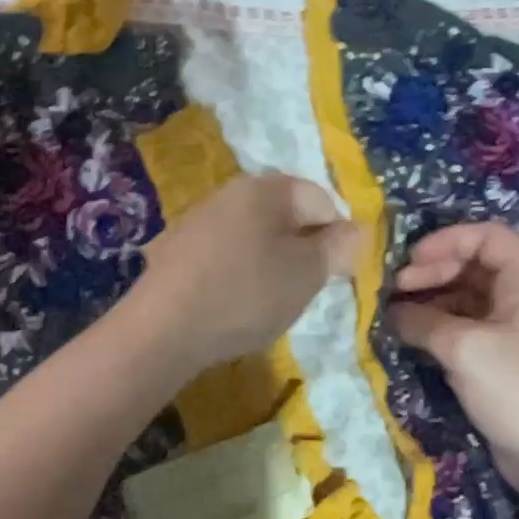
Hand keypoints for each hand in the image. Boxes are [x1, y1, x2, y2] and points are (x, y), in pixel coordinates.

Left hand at [132, 173, 362, 370]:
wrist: (162, 330)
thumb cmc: (245, 295)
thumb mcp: (306, 274)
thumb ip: (336, 249)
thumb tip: (355, 230)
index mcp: (264, 188)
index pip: (321, 200)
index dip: (336, 237)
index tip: (334, 275)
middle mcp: (226, 194)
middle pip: (282, 218)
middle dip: (299, 251)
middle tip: (300, 291)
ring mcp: (194, 223)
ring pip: (250, 239)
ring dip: (266, 267)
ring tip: (264, 304)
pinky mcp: (172, 255)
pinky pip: (220, 260)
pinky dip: (233, 279)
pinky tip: (229, 308)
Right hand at [388, 222, 518, 489]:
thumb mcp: (464, 348)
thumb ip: (422, 321)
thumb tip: (391, 311)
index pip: (488, 236)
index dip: (447, 240)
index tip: (408, 262)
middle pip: (474, 266)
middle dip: (431, 272)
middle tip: (392, 292)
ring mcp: (514, 332)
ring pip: (467, 300)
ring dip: (430, 302)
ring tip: (394, 317)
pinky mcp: (503, 362)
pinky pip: (466, 330)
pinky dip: (438, 329)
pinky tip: (412, 340)